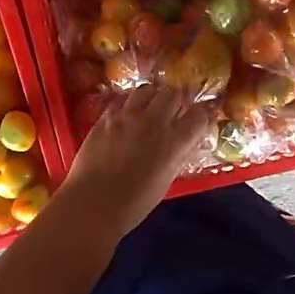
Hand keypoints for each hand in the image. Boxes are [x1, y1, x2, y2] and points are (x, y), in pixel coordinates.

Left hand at [57, 85, 208, 235]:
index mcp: (174, 142)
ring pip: (147, 90)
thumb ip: (178, 155)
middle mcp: (154, 122)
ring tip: (149, 108)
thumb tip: (184, 142)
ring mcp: (127, 116)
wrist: (93, 203)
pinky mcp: (106, 117)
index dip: (201, 115)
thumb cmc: (134, 203)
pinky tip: (127, 114)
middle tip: (173, 111)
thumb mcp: (166, 179)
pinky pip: (123, 99)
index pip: (199, 115)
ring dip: (152, 97)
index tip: (197, 120)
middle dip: (177, 100)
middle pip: (173, 93)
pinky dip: (129, 103)